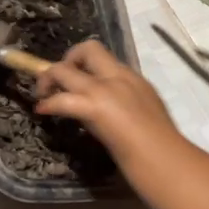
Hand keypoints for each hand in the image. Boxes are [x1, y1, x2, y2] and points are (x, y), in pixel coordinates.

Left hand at [35, 41, 185, 167]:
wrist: (166, 159)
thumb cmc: (162, 145)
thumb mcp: (146, 111)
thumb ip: (126, 102)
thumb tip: (104, 107)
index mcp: (132, 78)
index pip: (104, 56)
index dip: (84, 62)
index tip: (76, 76)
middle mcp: (118, 77)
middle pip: (88, 48)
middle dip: (69, 58)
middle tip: (58, 78)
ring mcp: (104, 91)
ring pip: (66, 70)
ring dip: (49, 78)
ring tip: (42, 92)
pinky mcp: (94, 108)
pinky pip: (62, 100)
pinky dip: (49, 103)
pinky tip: (42, 110)